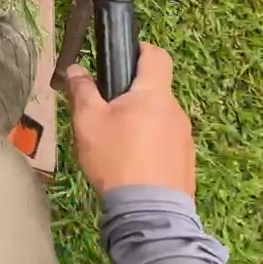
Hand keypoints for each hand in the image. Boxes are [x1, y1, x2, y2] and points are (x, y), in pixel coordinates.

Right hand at [64, 42, 195, 196]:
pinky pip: (164, 139)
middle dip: (129, 92)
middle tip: (102, 107)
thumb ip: (82, 89)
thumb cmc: (116, 157)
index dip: (139, 48)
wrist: (150, 214)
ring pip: (158, 115)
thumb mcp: (88, 120)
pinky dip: (148, 140)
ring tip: (113, 138)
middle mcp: (175, 112)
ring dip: (138, 118)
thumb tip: (77, 70)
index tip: (120, 55)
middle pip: (153, 88)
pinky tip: (129, 159)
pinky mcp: (185, 162)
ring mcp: (184, 138)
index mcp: (153, 95)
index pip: (156, 55)